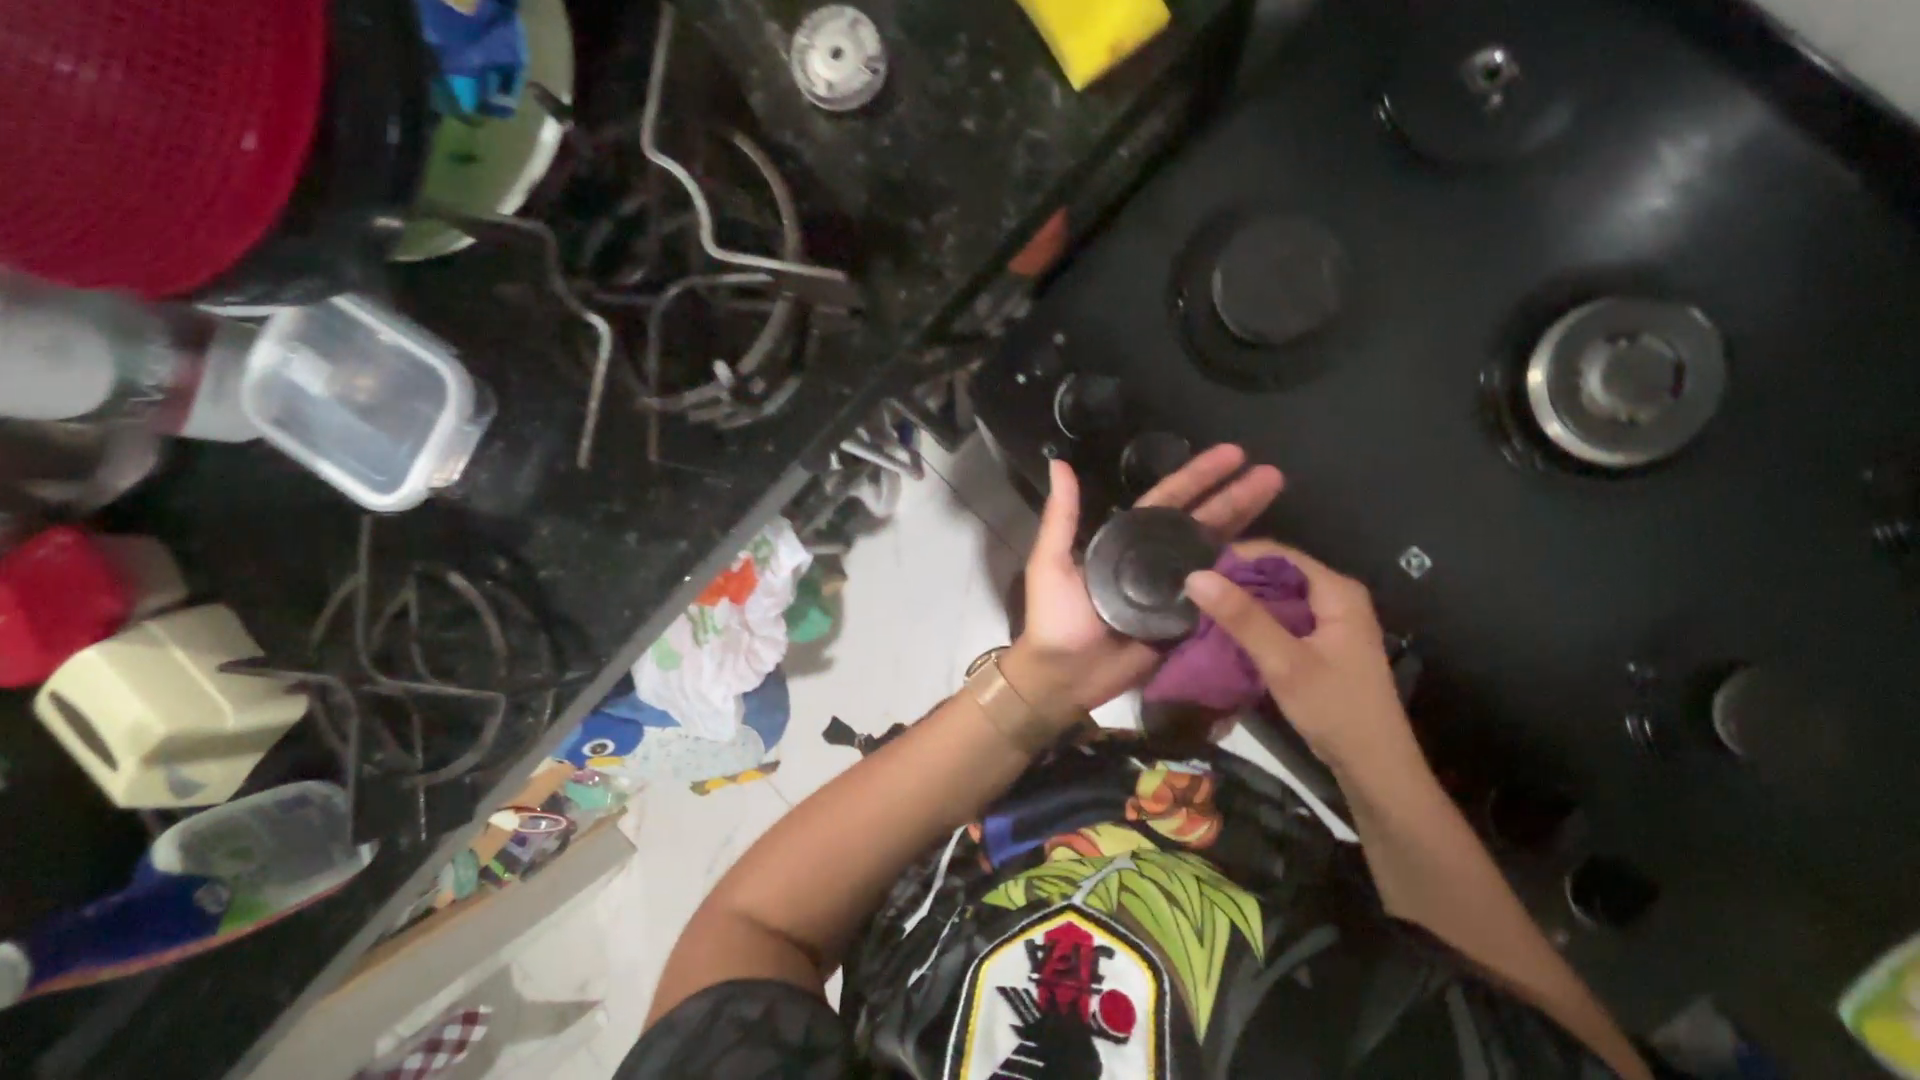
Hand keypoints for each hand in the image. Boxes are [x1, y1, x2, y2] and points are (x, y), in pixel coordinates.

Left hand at [1010, 445, 1284, 712]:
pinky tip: (1273, 558)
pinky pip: (1220, 596)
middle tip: (1272, 475)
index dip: (1200, 476)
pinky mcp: (1188, 622)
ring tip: (1278, 498)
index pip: (1169, 500)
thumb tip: (1059, 463)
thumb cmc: (1055, 618)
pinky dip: (1244, 577)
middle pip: (1203, 521)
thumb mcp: (1051, 561)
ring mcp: (1176, 590)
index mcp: (1127, 542)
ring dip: (1247, 525)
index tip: (1234, 454)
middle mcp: (1156, 560)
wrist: (1064, 676)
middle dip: (1237, 496)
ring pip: (1217, 551)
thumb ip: (1062, 516)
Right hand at [1183, 541, 1425, 782]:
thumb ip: (1242, 618)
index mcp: (1336, 591)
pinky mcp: (1321, 643)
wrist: (1373, 764)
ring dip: (1241, 605)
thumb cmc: (1335, 709)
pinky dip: (1254, 624)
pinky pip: (1281, 619)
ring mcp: (1330, 621)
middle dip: (1235, 583)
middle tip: (1190, 595)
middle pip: (1276, 574)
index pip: (1277, 554)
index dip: (1234, 559)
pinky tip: (1225, 635)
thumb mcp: (1284, 662)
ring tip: (1199, 613)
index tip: (1193, 573)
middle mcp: (1336, 597)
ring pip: (1276, 598)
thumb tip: (1195, 576)